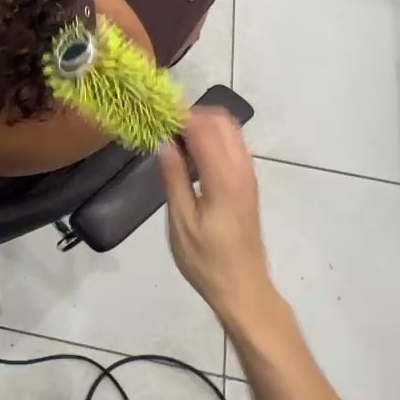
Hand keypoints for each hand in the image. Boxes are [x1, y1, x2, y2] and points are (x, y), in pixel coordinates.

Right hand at [158, 108, 274, 319]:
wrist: (242, 286)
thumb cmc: (206, 259)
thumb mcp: (180, 220)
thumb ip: (173, 177)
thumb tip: (163, 143)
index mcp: (223, 178)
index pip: (203, 128)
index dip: (178, 115)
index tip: (152, 112)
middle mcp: (241, 169)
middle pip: (222, 121)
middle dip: (191, 114)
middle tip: (160, 125)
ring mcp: (248, 175)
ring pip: (230, 131)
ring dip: (201, 124)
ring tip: (170, 137)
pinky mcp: (247, 184)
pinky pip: (232, 146)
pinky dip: (210, 138)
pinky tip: (188, 154)